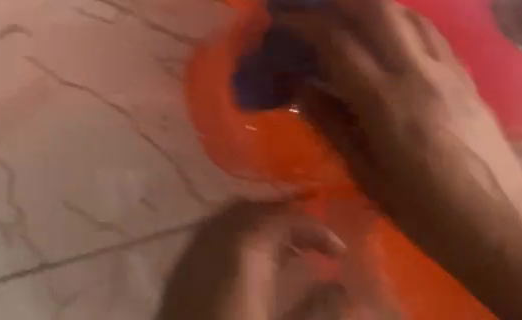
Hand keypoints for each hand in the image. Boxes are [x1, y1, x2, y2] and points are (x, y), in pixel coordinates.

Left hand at [156, 201, 346, 319]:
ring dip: (259, 232)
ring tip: (294, 258)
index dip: (311, 225)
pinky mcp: (177, 282)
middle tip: (317, 245)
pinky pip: (210, 244)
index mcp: (240, 254)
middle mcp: (208, 245)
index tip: (340, 251)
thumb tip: (344, 289)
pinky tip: (256, 276)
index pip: (276, 218)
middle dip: (283, 221)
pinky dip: (237, 246)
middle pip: (246, 212)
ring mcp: (188, 261)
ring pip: (225, 225)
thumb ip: (322, 312)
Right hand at [277, 0, 521, 287]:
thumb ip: (330, 123)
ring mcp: (449, 74)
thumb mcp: (367, 177)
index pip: (335, 40)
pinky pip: (429, 32)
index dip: (302, 22)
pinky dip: (399, 21)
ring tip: (344, 15)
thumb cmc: (429, 218)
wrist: (509, 239)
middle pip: (373, 10)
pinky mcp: (469, 81)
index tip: (280, 19)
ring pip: (405, 13)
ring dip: (368, 5)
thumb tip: (298, 83)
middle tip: (310, 9)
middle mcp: (418, 76)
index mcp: (386, 103)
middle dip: (334, 2)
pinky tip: (386, 36)